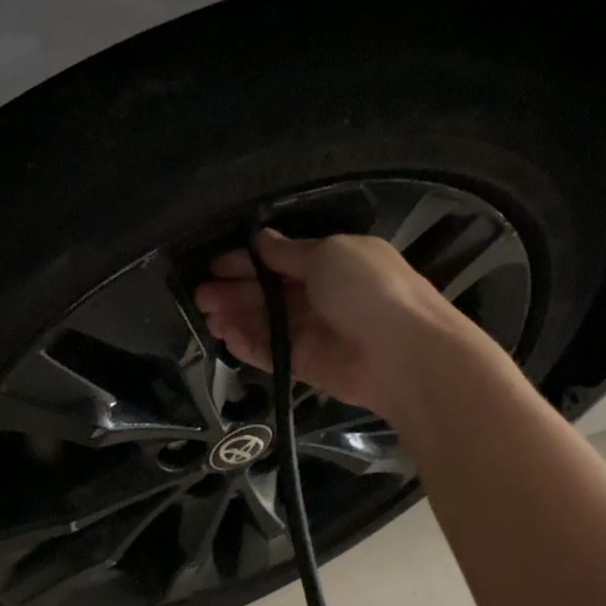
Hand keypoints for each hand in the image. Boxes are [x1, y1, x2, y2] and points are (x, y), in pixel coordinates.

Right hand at [193, 231, 462, 413]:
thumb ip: (287, 252)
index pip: (280, 258)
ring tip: (208, 317)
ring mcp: (314, 331)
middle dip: (234, 290)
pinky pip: (272, 352)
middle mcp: (323, 294)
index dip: (246, 260)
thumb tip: (260, 240)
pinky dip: (249, 345)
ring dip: (236, 318)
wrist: (404, 354)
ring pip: (266, 323)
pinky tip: (227, 337)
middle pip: (268, 291)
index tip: (213, 265)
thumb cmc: (368, 290)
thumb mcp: (328, 255)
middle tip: (201, 295)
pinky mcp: (307, 365)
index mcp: (333, 260)